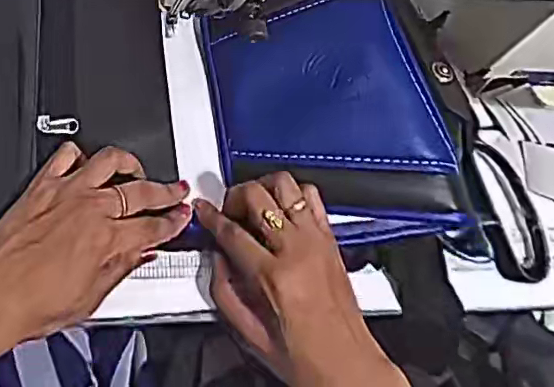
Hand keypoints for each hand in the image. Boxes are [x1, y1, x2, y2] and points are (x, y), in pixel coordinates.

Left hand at [0, 143, 190, 385]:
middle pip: (141, 189)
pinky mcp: (43, 184)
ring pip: (110, 160)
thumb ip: (121, 268)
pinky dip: (81, 153)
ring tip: (136, 167)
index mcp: (106, 239)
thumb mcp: (90, 300)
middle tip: (176, 189)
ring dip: (129, 162)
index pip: (152, 225)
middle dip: (166, 190)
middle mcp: (91, 208)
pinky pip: (68, 154)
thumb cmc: (32, 305)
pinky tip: (86, 160)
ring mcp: (67, 190)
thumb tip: (141, 253)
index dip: (173, 220)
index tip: (181, 216)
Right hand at [196, 176, 404, 386]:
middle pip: (255, 196)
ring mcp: (316, 239)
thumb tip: (216, 260)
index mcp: (274, 277)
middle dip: (233, 197)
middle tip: (229, 210)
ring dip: (262, 188)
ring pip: (284, 184)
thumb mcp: (252, 337)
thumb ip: (225, 294)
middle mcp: (296, 250)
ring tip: (255, 203)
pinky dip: (293, 193)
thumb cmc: (307, 360)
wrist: (349, 368)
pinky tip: (283, 207)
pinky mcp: (330, 237)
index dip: (211, 217)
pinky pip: (311, 194)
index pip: (232, 231)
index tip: (205, 211)